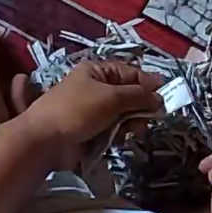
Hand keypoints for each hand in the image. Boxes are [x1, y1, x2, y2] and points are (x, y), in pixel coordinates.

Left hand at [10, 61, 162, 168]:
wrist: (45, 141)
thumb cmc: (78, 111)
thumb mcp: (112, 97)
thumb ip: (139, 96)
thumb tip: (159, 97)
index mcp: (96, 71)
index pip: (130, 73)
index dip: (148, 83)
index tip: (165, 96)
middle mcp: (94, 88)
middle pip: (129, 95)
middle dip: (140, 107)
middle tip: (148, 118)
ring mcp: (92, 110)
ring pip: (123, 115)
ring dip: (130, 123)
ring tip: (130, 131)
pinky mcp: (90, 131)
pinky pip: (113, 130)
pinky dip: (119, 134)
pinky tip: (118, 140)